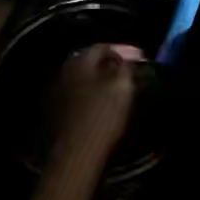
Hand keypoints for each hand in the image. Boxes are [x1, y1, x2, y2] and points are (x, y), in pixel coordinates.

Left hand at [48, 43, 143, 161]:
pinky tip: (105, 103)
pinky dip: (93, 94)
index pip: (103, 47)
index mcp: (79, 61)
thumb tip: (128, 59)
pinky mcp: (58, 112)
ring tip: (120, 86)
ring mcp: (58, 92)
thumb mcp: (123, 86)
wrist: (78, 152)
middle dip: (111, 64)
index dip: (124, 50)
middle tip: (130, 70)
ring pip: (84, 79)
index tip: (141, 57)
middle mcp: (65, 71)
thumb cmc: (103, 114)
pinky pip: (79, 94)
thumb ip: (126, 67)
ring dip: (101, 79)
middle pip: (90, 62)